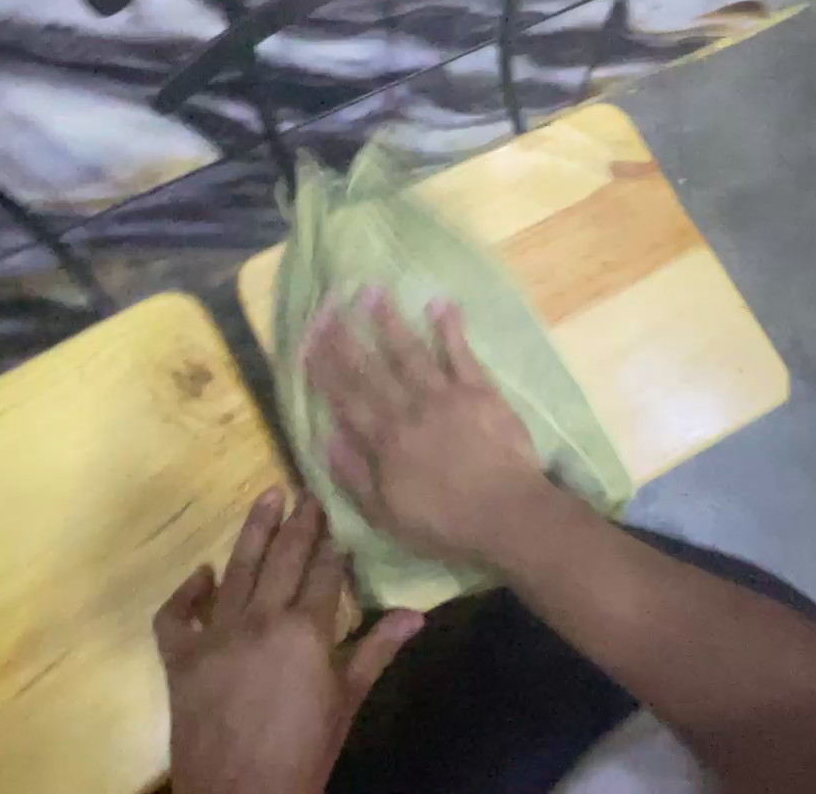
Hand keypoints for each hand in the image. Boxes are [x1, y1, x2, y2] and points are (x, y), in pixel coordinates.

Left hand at [155, 490, 423, 793]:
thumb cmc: (305, 751)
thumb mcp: (348, 699)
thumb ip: (378, 648)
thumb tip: (417, 613)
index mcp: (305, 629)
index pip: (325, 570)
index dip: (335, 542)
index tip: (341, 515)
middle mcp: (261, 619)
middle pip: (284, 556)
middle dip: (300, 520)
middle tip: (308, 491)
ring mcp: (216, 635)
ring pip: (237, 569)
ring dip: (254, 529)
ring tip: (267, 495)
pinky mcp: (182, 658)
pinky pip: (176, 616)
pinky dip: (186, 593)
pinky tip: (203, 573)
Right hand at [303, 288, 555, 564]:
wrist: (507, 513)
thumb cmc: (445, 523)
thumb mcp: (386, 514)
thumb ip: (354, 475)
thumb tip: (325, 437)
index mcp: (385, 440)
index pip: (345, 397)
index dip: (324, 368)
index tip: (308, 340)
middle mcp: (409, 409)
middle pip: (371, 368)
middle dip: (347, 336)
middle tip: (329, 305)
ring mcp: (445, 395)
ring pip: (410, 352)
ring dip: (390, 321)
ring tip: (373, 292)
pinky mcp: (480, 390)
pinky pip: (460, 352)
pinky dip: (450, 326)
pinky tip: (439, 303)